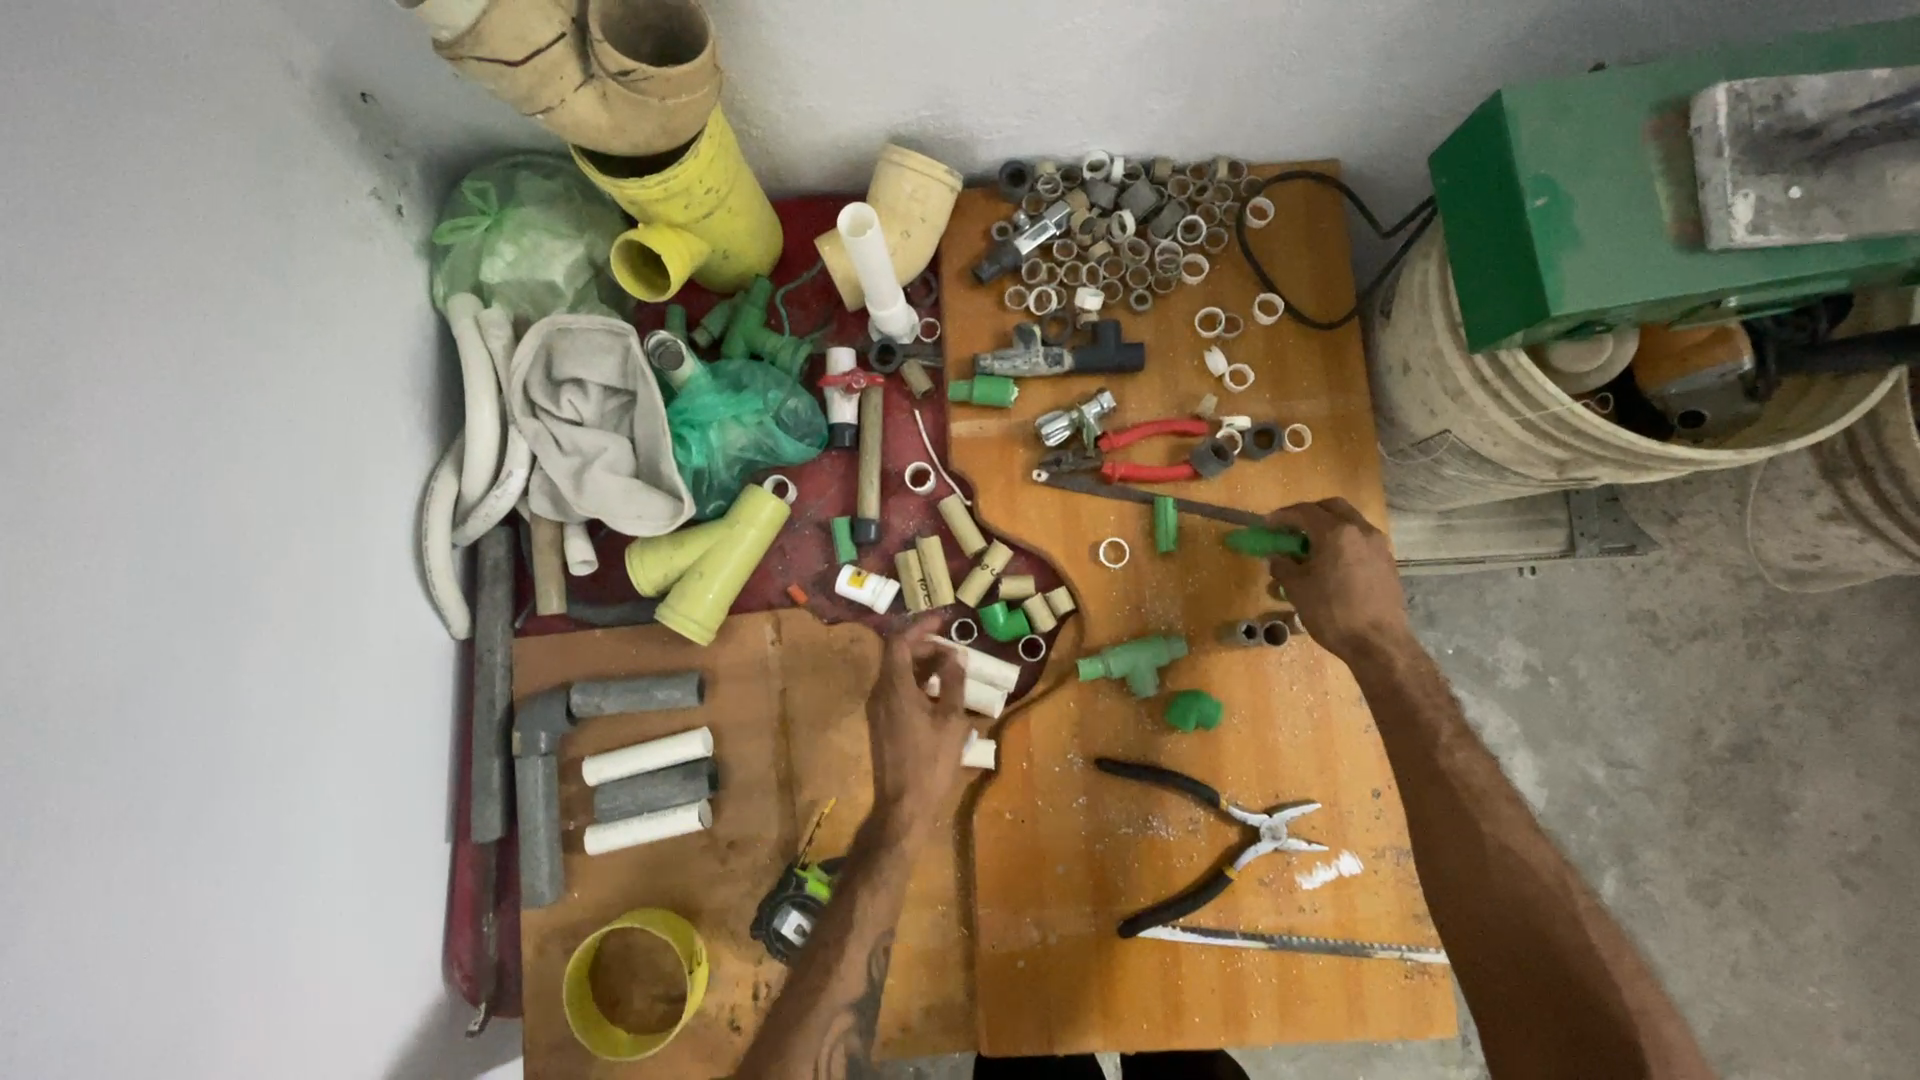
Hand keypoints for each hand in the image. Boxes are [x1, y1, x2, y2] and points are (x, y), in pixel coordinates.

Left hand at [865, 617, 970, 841]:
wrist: (903, 805)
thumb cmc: (930, 762)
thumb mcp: (951, 720)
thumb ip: (952, 683)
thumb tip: (955, 656)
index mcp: (894, 688)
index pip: (899, 642)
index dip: (920, 627)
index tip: (943, 621)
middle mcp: (879, 693)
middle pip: (896, 655)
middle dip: (924, 645)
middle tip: (953, 649)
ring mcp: (877, 709)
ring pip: (896, 673)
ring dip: (921, 664)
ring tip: (950, 669)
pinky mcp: (881, 723)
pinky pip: (896, 690)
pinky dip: (915, 682)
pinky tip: (938, 693)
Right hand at [1265, 498, 1414, 664]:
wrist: (1379, 643)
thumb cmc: (1332, 613)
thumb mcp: (1297, 589)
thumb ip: (1283, 566)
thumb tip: (1277, 557)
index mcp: (1336, 533)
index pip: (1304, 512)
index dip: (1282, 516)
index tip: (1267, 524)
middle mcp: (1361, 531)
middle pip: (1332, 507)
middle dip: (1309, 513)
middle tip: (1292, 529)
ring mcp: (1379, 546)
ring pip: (1350, 522)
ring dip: (1328, 527)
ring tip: (1311, 548)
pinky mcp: (1387, 562)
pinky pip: (1361, 541)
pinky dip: (1343, 543)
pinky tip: (1332, 565)